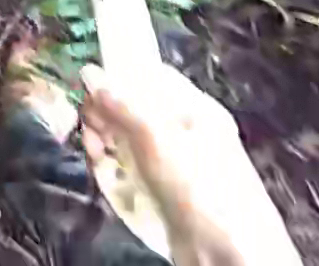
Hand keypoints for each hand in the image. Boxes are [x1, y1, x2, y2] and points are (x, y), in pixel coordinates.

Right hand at [81, 64, 300, 265]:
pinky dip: (107, 163)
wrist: (230, 262)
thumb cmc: (201, 190)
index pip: (146, 73)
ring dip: (99, 139)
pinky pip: (123, 162)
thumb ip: (120, 101)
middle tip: (92, 126)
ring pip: (120, 133)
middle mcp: (182, 129)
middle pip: (127, 103)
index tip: (91, 88)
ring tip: (95, 152)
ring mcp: (171, 160)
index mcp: (193, 108)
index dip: (115, 74)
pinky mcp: (159, 187)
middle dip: (102, 111)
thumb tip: (88, 71)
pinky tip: (102, 170)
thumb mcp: (156, 137)